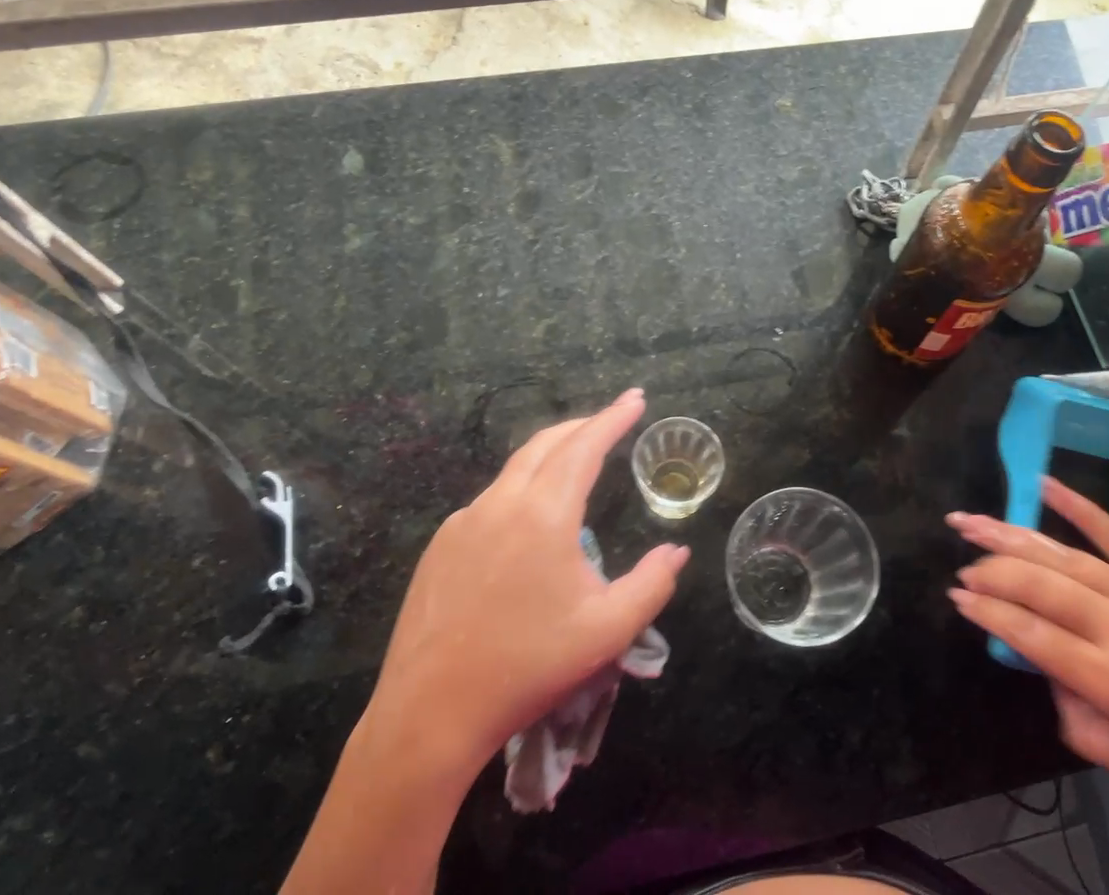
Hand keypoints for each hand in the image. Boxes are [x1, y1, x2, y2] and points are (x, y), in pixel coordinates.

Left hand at [367, 388, 690, 764]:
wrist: (433, 710)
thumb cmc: (530, 666)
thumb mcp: (608, 630)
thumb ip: (652, 583)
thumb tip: (676, 551)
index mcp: (543, 515)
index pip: (583, 447)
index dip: (613, 419)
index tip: (636, 399)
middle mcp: (498, 505)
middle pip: (544, 446)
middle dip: (581, 427)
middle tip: (611, 421)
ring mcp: (462, 524)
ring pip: (513, 473)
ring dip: (549, 458)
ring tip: (576, 466)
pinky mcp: (439, 547)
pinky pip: (489, 504)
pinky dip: (520, 493)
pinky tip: (529, 524)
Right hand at [946, 477, 1108, 836]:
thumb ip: (1080, 724)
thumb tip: (1050, 675)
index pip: (1026, 632)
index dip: (984, 612)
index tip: (956, 598)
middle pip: (1036, 585)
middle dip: (988, 570)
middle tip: (958, 562)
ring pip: (1066, 556)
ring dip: (1012, 535)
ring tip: (972, 521)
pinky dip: (1079, 507)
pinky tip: (1044, 485)